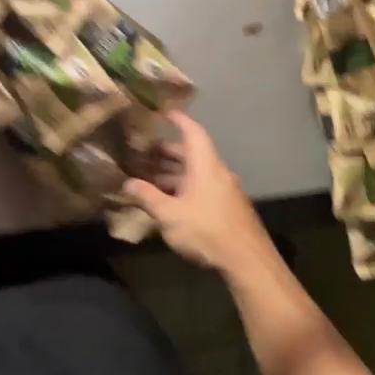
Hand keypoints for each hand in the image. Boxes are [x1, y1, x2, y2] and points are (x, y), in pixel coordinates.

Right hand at [124, 112, 279, 278]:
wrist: (248, 261)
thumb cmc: (207, 230)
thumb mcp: (170, 214)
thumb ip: (147, 197)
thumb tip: (127, 183)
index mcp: (205, 165)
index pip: (192, 132)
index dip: (178, 120)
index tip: (164, 112)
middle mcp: (218, 172)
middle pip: (192, 154)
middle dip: (167, 152)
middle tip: (144, 153)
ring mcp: (226, 190)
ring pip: (197, 173)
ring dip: (174, 174)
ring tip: (151, 179)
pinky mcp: (229, 208)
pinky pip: (203, 188)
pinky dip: (185, 187)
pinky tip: (171, 202)